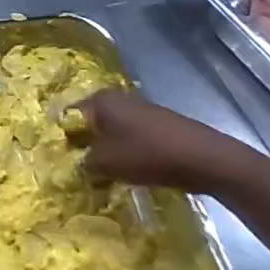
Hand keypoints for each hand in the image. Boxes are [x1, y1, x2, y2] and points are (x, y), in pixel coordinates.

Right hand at [75, 90, 260, 192]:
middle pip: (91, 122)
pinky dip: (128, 150)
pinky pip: (133, 136)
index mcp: (99, 101)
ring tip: (108, 171)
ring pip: (113, 130)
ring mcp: (141, 109)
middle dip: (86, 143)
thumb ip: (83, 163)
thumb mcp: (104, 164)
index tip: (64, 159)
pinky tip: (133, 168)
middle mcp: (117, 98)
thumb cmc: (146, 154)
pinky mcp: (160, 123)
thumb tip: (79, 164)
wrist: (206, 159)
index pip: (68, 116)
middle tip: (83, 166)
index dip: (63, 138)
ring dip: (108, 148)